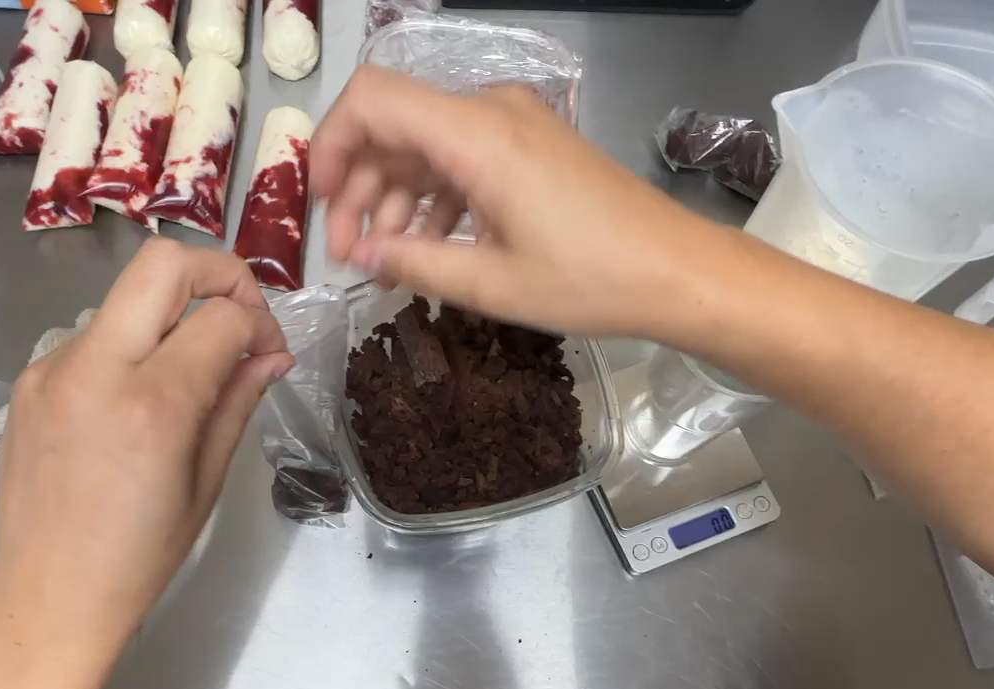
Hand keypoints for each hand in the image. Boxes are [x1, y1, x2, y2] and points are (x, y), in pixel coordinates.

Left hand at [0, 240, 291, 688]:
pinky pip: (95, 336)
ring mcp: (52, 367)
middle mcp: (95, 367)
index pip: (222, 319)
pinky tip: (142, 399)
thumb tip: (273, 356)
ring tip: (193, 374)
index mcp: (152, 405)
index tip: (272, 352)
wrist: (48, 598)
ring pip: (127, 298)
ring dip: (173, 315)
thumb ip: (238, 403)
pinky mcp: (31, 380)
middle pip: (163, 263)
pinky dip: (134, 347)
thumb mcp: (206, 484)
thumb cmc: (140, 559)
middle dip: (220, 272)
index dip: (262, 323)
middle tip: (243, 314)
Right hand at [311, 67, 717, 338]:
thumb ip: (414, 262)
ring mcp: (514, 129)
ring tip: (383, 264)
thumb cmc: (586, 280)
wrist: (672, 272)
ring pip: (426, 149)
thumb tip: (360, 257)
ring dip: (394, 202)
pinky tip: (427, 249)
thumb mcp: (489, 283)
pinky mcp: (529, 151)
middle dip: (358, 191)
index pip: (372, 101)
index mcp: (476, 136)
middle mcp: (491, 114)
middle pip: (394, 130)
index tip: (321, 209)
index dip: (330, 148)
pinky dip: (433, 202)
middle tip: (349, 258)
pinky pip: (461, 163)